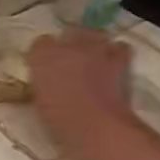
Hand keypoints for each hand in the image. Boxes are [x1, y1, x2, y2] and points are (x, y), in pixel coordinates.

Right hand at [28, 28, 134, 159]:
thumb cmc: (62, 121)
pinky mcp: (119, 58)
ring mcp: (96, 49)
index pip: (40, 44)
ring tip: (93, 60)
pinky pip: (118, 47)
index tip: (45, 68)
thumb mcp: (41, 104)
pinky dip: (115, 54)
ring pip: (94, 34)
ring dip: (92, 44)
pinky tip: (113, 65)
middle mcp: (68, 45)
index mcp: (42, 57)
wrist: (97, 126)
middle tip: (69, 64)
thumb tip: (46, 83)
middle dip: (69, 45)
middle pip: (68, 33)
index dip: (44, 55)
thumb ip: (42, 85)